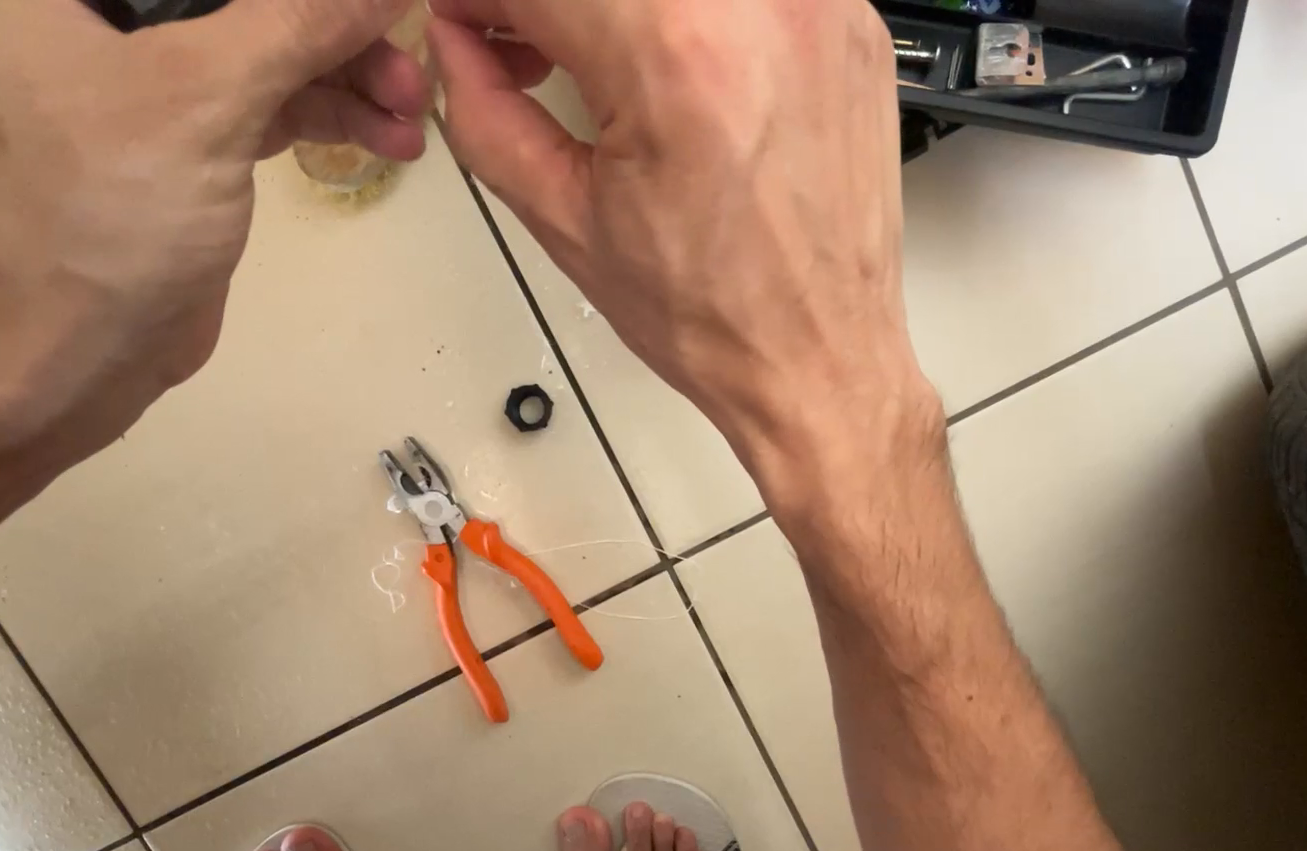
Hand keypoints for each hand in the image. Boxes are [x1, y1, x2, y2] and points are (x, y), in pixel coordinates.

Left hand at [0, 0, 430, 458]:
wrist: (84, 350)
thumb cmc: (108, 213)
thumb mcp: (204, 100)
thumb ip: (298, 22)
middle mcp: (74, 3)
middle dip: (325, 21)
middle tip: (402, 53)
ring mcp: (128, 70)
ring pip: (252, 41)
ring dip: (340, 72)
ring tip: (410, 106)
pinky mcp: (175, 132)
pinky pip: (258, 98)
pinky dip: (323, 114)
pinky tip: (387, 138)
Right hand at [428, 0, 936, 480]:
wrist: (817, 360)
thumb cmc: (716, 321)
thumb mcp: (572, 229)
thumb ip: (489, 120)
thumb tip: (457, 50)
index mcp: (671, 57)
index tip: (472, 26)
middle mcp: (755, 4)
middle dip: (548, 3)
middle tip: (527, 44)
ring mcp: (815, 3)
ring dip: (616, 5)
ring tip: (600, 59)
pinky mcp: (848, 19)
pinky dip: (690, 16)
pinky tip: (674, 66)